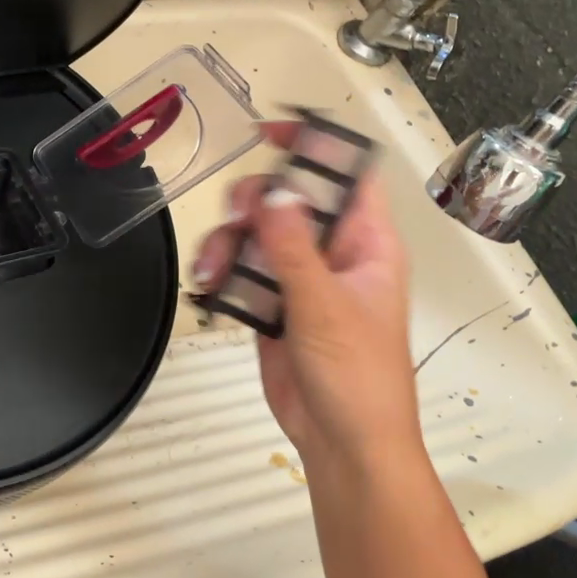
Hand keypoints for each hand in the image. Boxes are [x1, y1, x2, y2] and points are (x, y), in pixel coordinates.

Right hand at [192, 121, 418, 464]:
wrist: (342, 443)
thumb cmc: (357, 378)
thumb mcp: (325, 306)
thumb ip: (294, 247)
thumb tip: (274, 193)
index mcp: (366, 244)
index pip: (347, 176)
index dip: (317, 147)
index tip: (272, 134)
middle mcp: (333, 253)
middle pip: (286, 199)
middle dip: (254, 203)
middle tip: (237, 218)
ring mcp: (300, 278)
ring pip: (254, 232)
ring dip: (227, 242)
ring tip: (215, 268)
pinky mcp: (273, 302)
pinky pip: (239, 268)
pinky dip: (220, 270)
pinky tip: (210, 284)